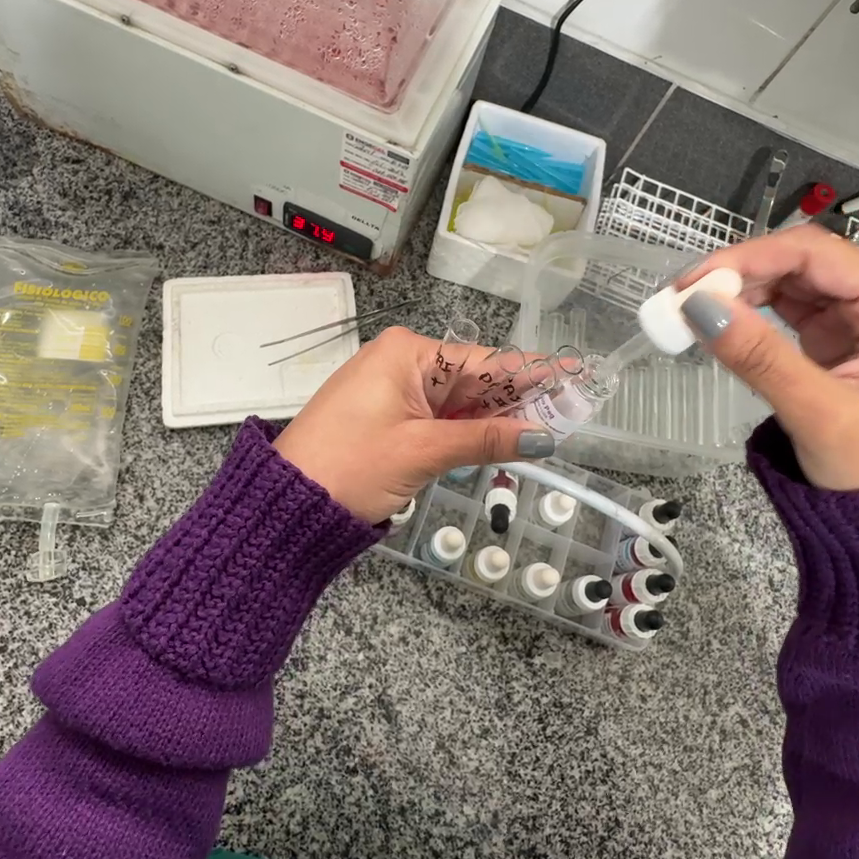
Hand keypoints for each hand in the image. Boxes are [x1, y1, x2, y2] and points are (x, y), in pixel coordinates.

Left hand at [273, 328, 557, 522]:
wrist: (286, 504)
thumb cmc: (348, 467)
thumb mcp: (423, 451)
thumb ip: (486, 440)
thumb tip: (542, 436)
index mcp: (407, 353)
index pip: (483, 361)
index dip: (531, 373)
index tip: (572, 372)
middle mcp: (402, 362)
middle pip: (474, 379)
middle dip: (516, 400)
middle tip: (567, 412)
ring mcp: (393, 389)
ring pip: (458, 401)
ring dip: (494, 419)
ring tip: (545, 430)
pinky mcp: (388, 416)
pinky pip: (438, 417)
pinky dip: (467, 430)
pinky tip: (501, 439)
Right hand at [675, 225, 858, 489]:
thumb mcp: (820, 416)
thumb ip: (761, 358)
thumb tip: (698, 306)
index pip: (818, 254)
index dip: (750, 257)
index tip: (692, 281)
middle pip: (805, 260)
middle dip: (741, 272)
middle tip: (683, 297)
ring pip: (795, 278)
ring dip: (742, 288)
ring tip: (694, 309)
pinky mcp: (845, 333)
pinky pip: (793, 304)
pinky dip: (754, 308)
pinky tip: (723, 320)